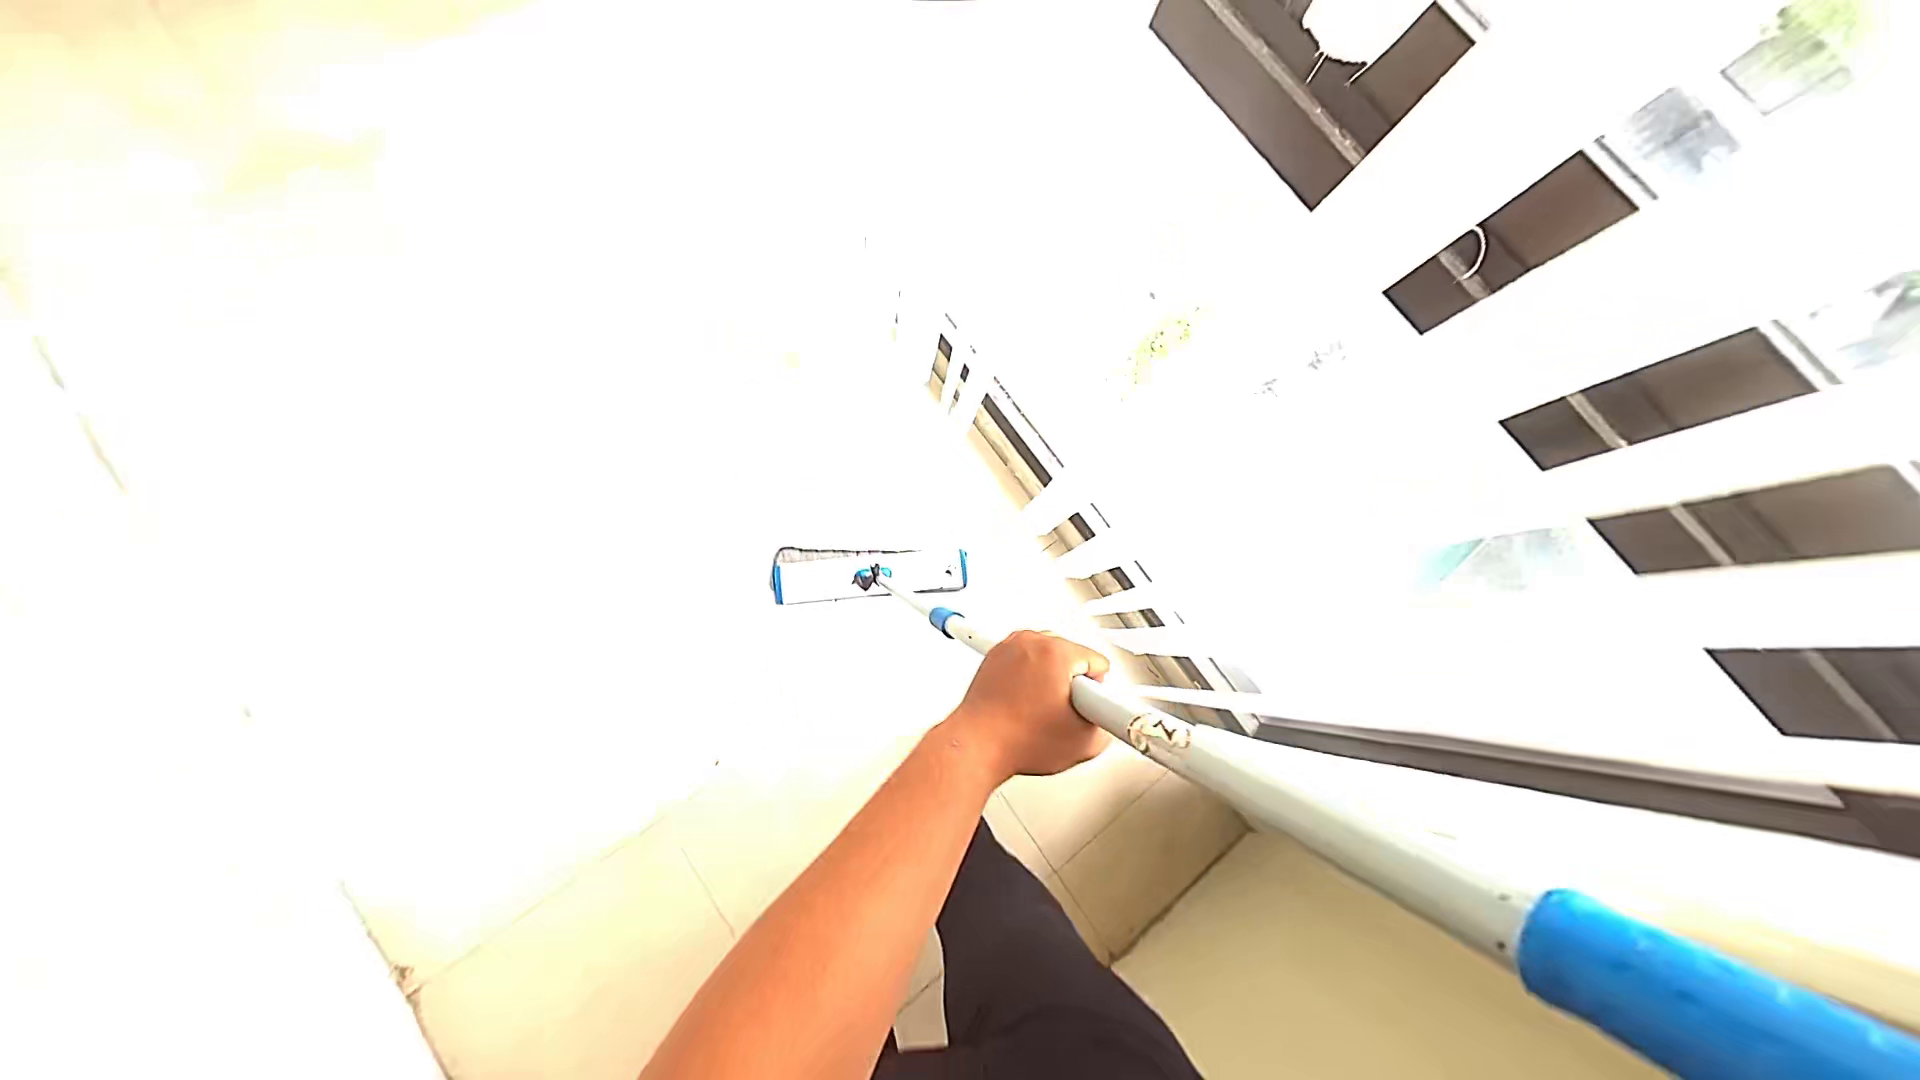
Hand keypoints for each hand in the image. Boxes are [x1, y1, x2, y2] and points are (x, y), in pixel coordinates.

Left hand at [941, 630, 1112, 783]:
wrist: (976, 745)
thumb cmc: (1016, 740)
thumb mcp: (1083, 742)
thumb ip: (1108, 725)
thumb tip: (1108, 720)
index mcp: (1055, 651)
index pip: (1096, 662)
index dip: (1097, 690)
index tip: (1089, 706)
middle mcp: (1030, 641)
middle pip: (1071, 654)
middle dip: (1072, 681)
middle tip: (1062, 710)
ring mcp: (1009, 647)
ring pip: (1046, 655)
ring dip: (1049, 677)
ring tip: (1040, 708)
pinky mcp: (994, 656)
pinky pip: (1024, 660)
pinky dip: (1027, 676)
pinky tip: (1025, 702)